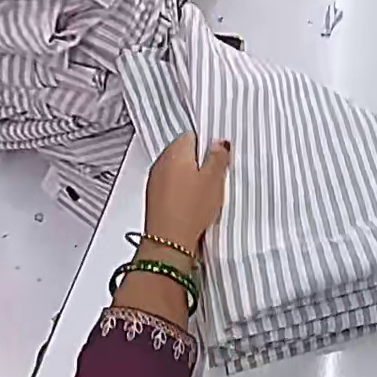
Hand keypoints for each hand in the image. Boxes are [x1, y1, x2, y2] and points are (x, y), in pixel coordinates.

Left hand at [144, 133, 231, 254]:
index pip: (193, 135)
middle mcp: (161, 163)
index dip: (209, 145)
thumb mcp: (214, 180)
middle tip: (217, 177)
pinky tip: (195, 205)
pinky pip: (173, 187)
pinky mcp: (156, 198)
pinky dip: (184, 192)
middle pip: (185, 153)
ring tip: (207, 194)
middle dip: (202, 163)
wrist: (169, 242)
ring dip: (193, 178)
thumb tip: (219, 144)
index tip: (220, 156)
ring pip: (179, 170)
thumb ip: (218, 156)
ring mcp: (156, 180)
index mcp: (175, 152)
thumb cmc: (189, 211)